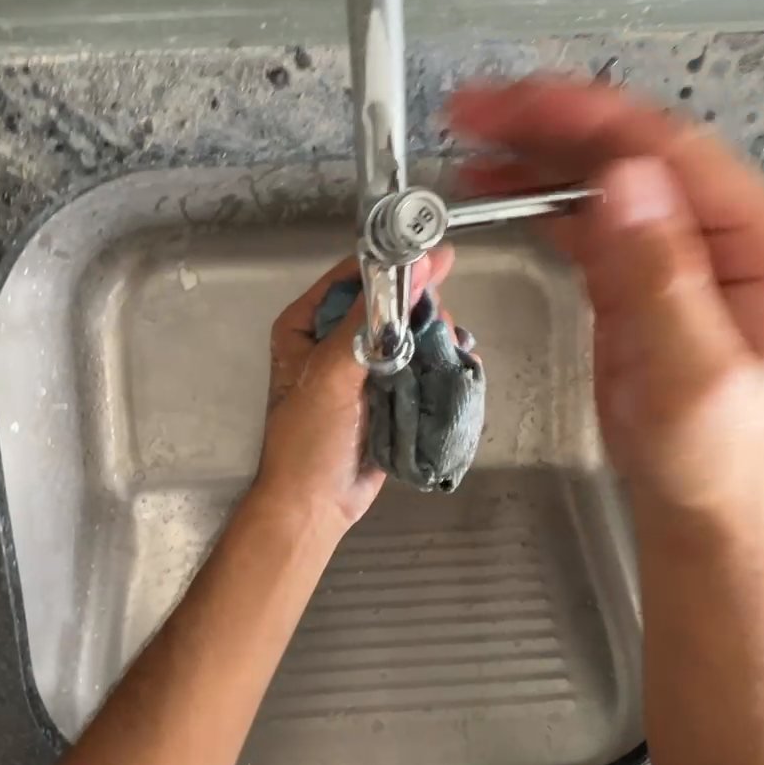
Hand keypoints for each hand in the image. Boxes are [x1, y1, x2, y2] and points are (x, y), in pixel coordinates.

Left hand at [255, 249, 456, 532]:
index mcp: (306, 325)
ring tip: (452, 345)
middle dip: (418, 308)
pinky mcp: (386, 394)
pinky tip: (457, 362)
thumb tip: (416, 267)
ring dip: (433, 337)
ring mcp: (362, 369)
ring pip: (408, 334)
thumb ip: (370, 319)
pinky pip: (417, 366)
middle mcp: (334, 341)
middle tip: (439, 321)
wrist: (316, 504)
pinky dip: (437, 363)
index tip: (435, 260)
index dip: (392, 266)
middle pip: (387, 303)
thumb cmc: (309, 440)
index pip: (353, 277)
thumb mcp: (331, 371)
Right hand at [450, 78, 763, 522]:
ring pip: (600, 181)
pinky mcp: (633, 276)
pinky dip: (540, 202)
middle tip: (478, 113)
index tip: (519, 106)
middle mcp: (718, 232)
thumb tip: (626, 185)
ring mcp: (673, 250)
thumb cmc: (708, 451)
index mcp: (755, 241)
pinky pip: (585, 222)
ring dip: (537, 158)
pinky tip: (503, 190)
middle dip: (551, 126)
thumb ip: (662, 278)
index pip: (668, 152)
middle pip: (628, 152)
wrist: (693, 497)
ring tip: (475, 142)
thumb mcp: (692, 373)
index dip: (589, 121)